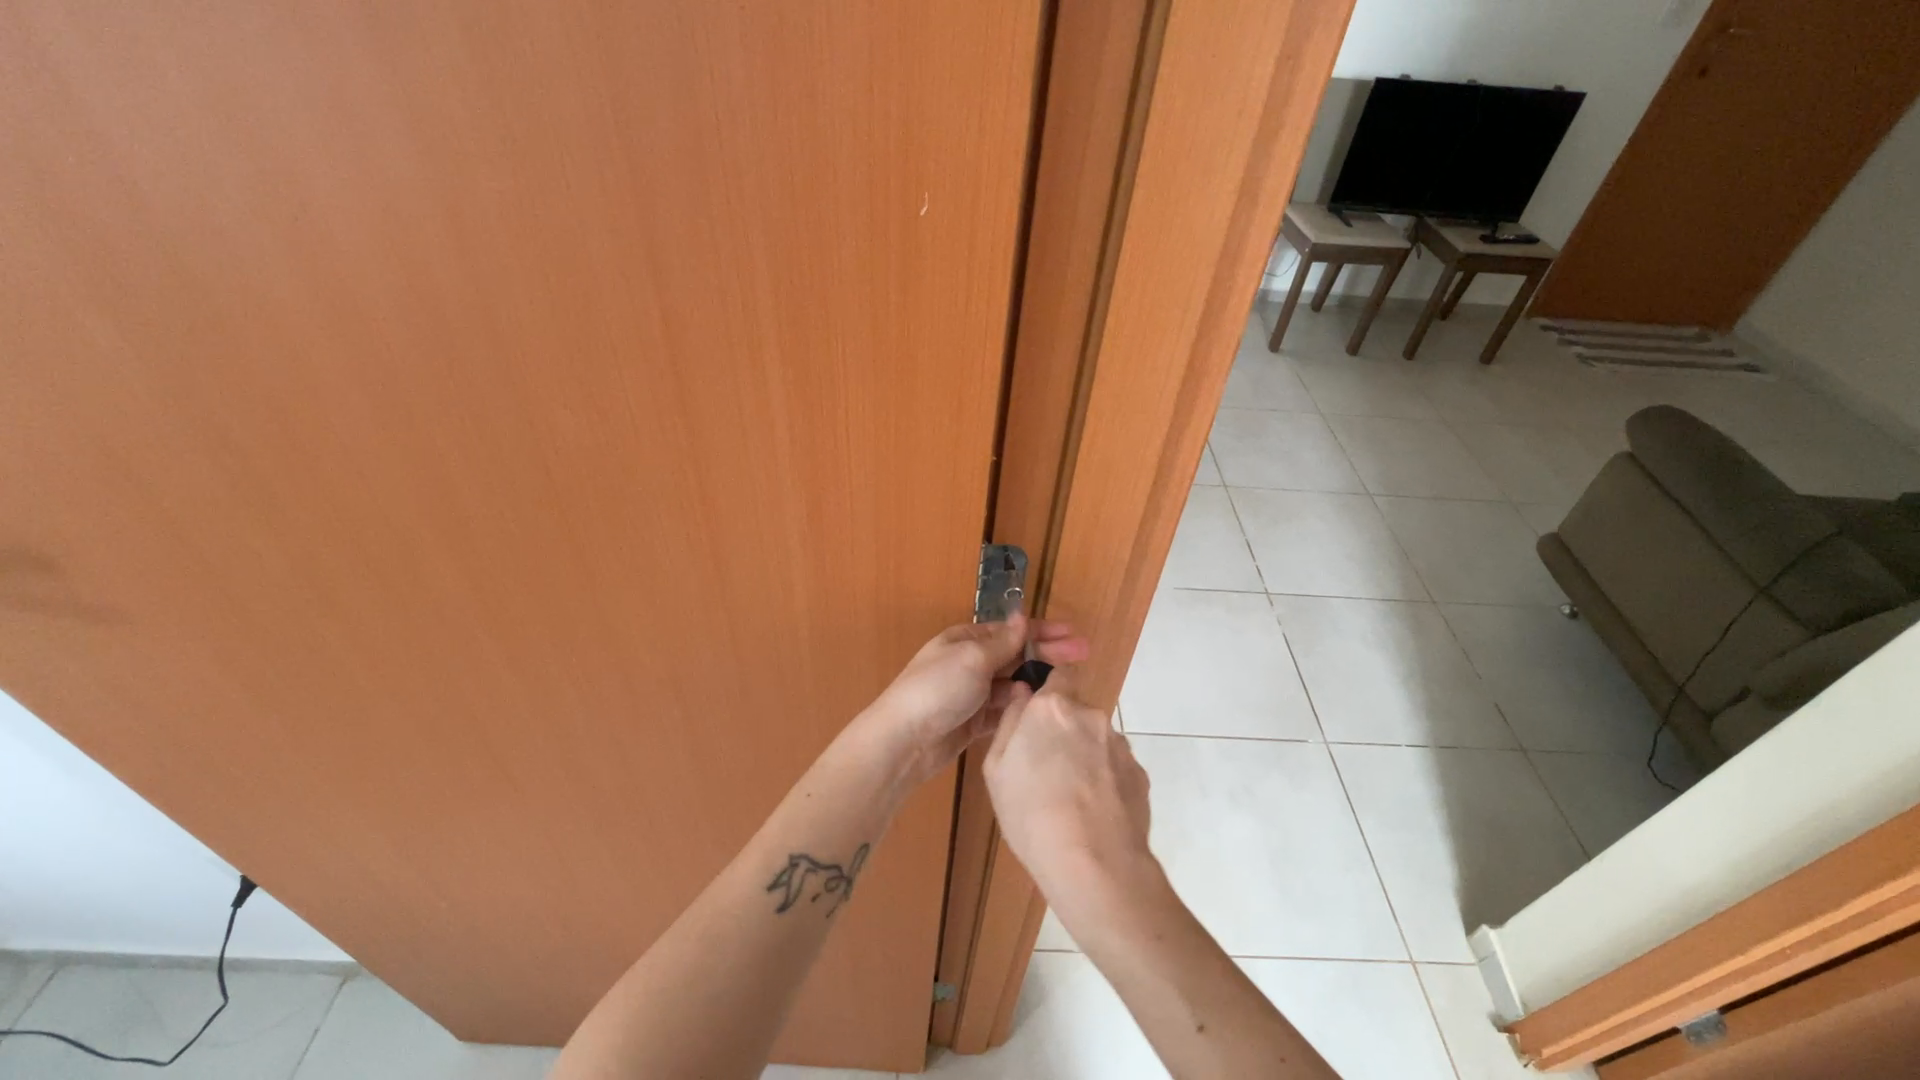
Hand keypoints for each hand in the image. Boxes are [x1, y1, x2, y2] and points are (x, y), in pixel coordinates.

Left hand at [863, 614, 1087, 784]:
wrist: (904, 740)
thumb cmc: (938, 689)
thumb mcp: (973, 659)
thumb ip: (1003, 643)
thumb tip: (1023, 617)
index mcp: (966, 639)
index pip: (1012, 631)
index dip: (1044, 632)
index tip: (1075, 636)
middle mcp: (969, 662)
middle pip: (1016, 655)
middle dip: (1049, 655)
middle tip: (1084, 657)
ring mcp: (971, 693)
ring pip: (1013, 684)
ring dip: (1038, 682)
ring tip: (1068, 686)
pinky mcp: (973, 722)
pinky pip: (1004, 710)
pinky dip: (1021, 708)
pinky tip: (1040, 710)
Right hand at [983, 671, 1156, 912]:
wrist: (1094, 864)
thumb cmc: (1031, 814)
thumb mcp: (997, 769)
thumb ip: (1010, 722)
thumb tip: (1024, 694)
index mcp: (1052, 708)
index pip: (1060, 674)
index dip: (1050, 691)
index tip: (1037, 719)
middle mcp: (1091, 716)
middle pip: (1076, 713)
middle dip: (1063, 733)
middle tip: (1046, 771)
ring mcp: (1120, 746)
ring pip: (1096, 741)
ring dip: (1085, 758)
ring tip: (1070, 800)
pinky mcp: (1140, 774)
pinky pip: (1115, 769)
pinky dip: (1104, 782)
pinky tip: (1092, 814)